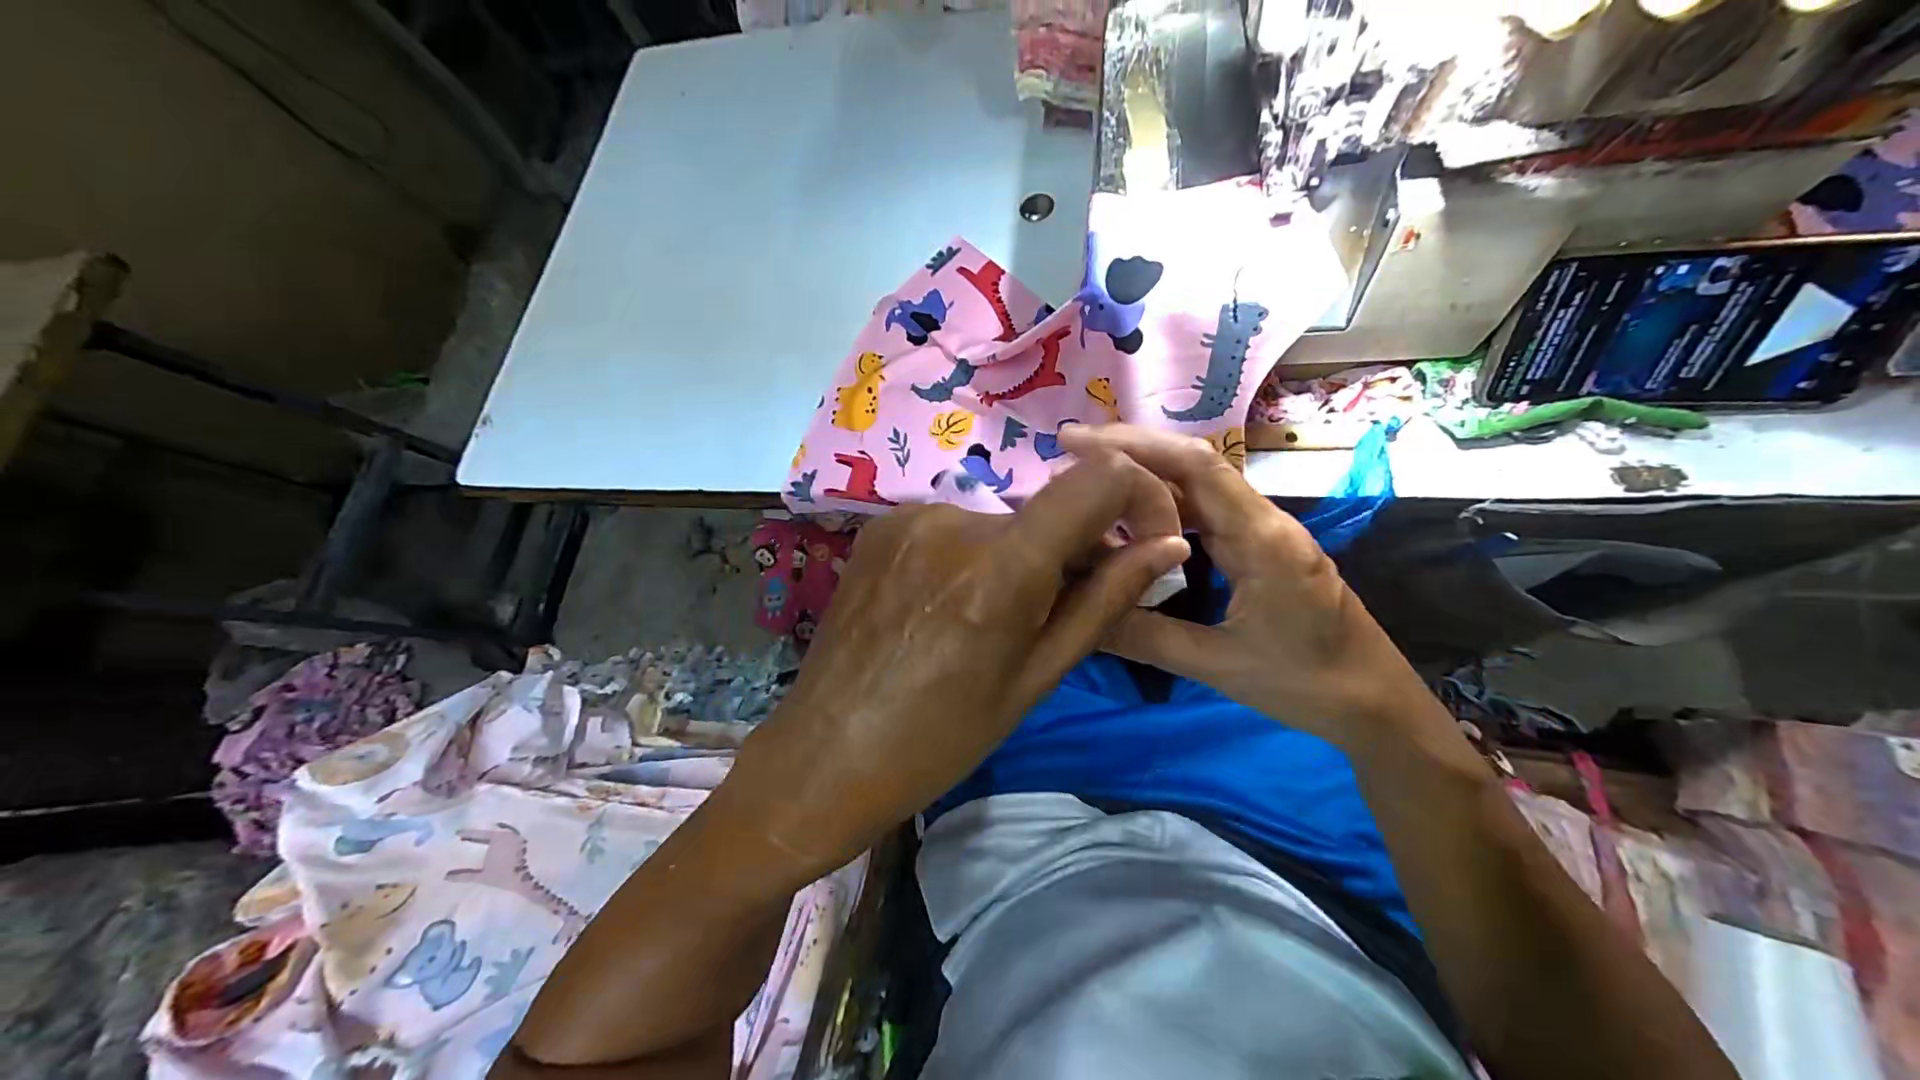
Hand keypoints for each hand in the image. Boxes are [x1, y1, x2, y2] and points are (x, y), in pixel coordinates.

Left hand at [725, 450, 1189, 879]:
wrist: (825, 753)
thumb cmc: (942, 737)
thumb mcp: (1036, 676)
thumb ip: (1105, 601)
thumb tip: (1169, 546)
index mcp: (1000, 565)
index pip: (1097, 479)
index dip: (1136, 497)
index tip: (1140, 541)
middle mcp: (952, 519)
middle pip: (1046, 510)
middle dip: (1071, 549)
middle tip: (1057, 612)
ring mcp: (907, 517)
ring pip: (999, 523)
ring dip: (1016, 558)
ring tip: (988, 622)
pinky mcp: (879, 525)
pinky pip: (952, 529)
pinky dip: (971, 557)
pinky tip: (945, 610)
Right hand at [1058, 424, 1427, 741]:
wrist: (1375, 704)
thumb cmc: (1305, 685)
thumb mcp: (1218, 666)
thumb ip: (1145, 637)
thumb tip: (1076, 615)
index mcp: (1261, 540)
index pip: (1194, 467)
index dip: (1133, 445)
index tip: (1075, 442)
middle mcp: (1265, 522)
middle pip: (1194, 466)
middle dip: (1131, 452)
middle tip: (1068, 455)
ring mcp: (1267, 533)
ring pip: (1199, 487)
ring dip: (1145, 476)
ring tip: (1089, 479)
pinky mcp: (1263, 548)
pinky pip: (1207, 513)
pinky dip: (1164, 505)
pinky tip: (1131, 517)